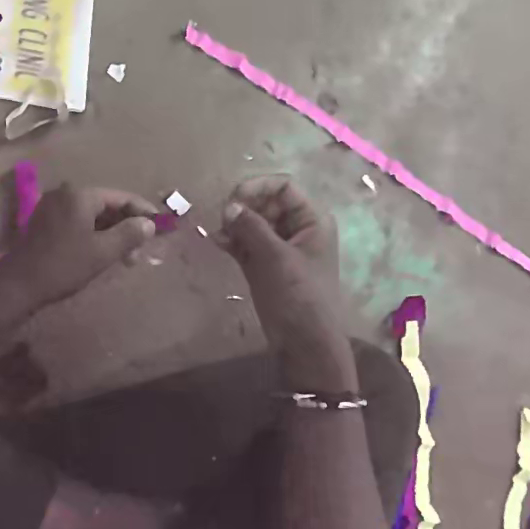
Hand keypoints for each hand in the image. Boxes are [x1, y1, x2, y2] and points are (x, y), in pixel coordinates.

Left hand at [0, 184, 158, 321]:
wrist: (17, 286)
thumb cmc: (63, 266)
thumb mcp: (102, 252)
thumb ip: (129, 234)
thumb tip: (149, 223)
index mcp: (80, 195)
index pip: (121, 197)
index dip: (143, 211)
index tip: (161, 227)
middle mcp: (65, 194)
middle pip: (106, 205)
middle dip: (127, 226)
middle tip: (143, 248)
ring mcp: (51, 208)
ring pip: (92, 216)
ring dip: (111, 234)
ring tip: (126, 257)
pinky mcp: (43, 224)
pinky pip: (77, 224)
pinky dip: (94, 236)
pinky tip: (103, 254)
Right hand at [217, 175, 356, 388]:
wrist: (304, 342)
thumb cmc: (299, 296)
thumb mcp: (276, 258)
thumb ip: (252, 228)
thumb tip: (229, 206)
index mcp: (312, 220)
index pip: (284, 187)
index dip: (257, 187)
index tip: (233, 199)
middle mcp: (297, 228)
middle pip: (266, 203)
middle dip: (243, 207)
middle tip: (222, 219)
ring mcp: (279, 247)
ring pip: (253, 223)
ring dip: (234, 225)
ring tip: (218, 233)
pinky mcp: (264, 265)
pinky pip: (246, 243)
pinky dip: (232, 241)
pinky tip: (217, 243)